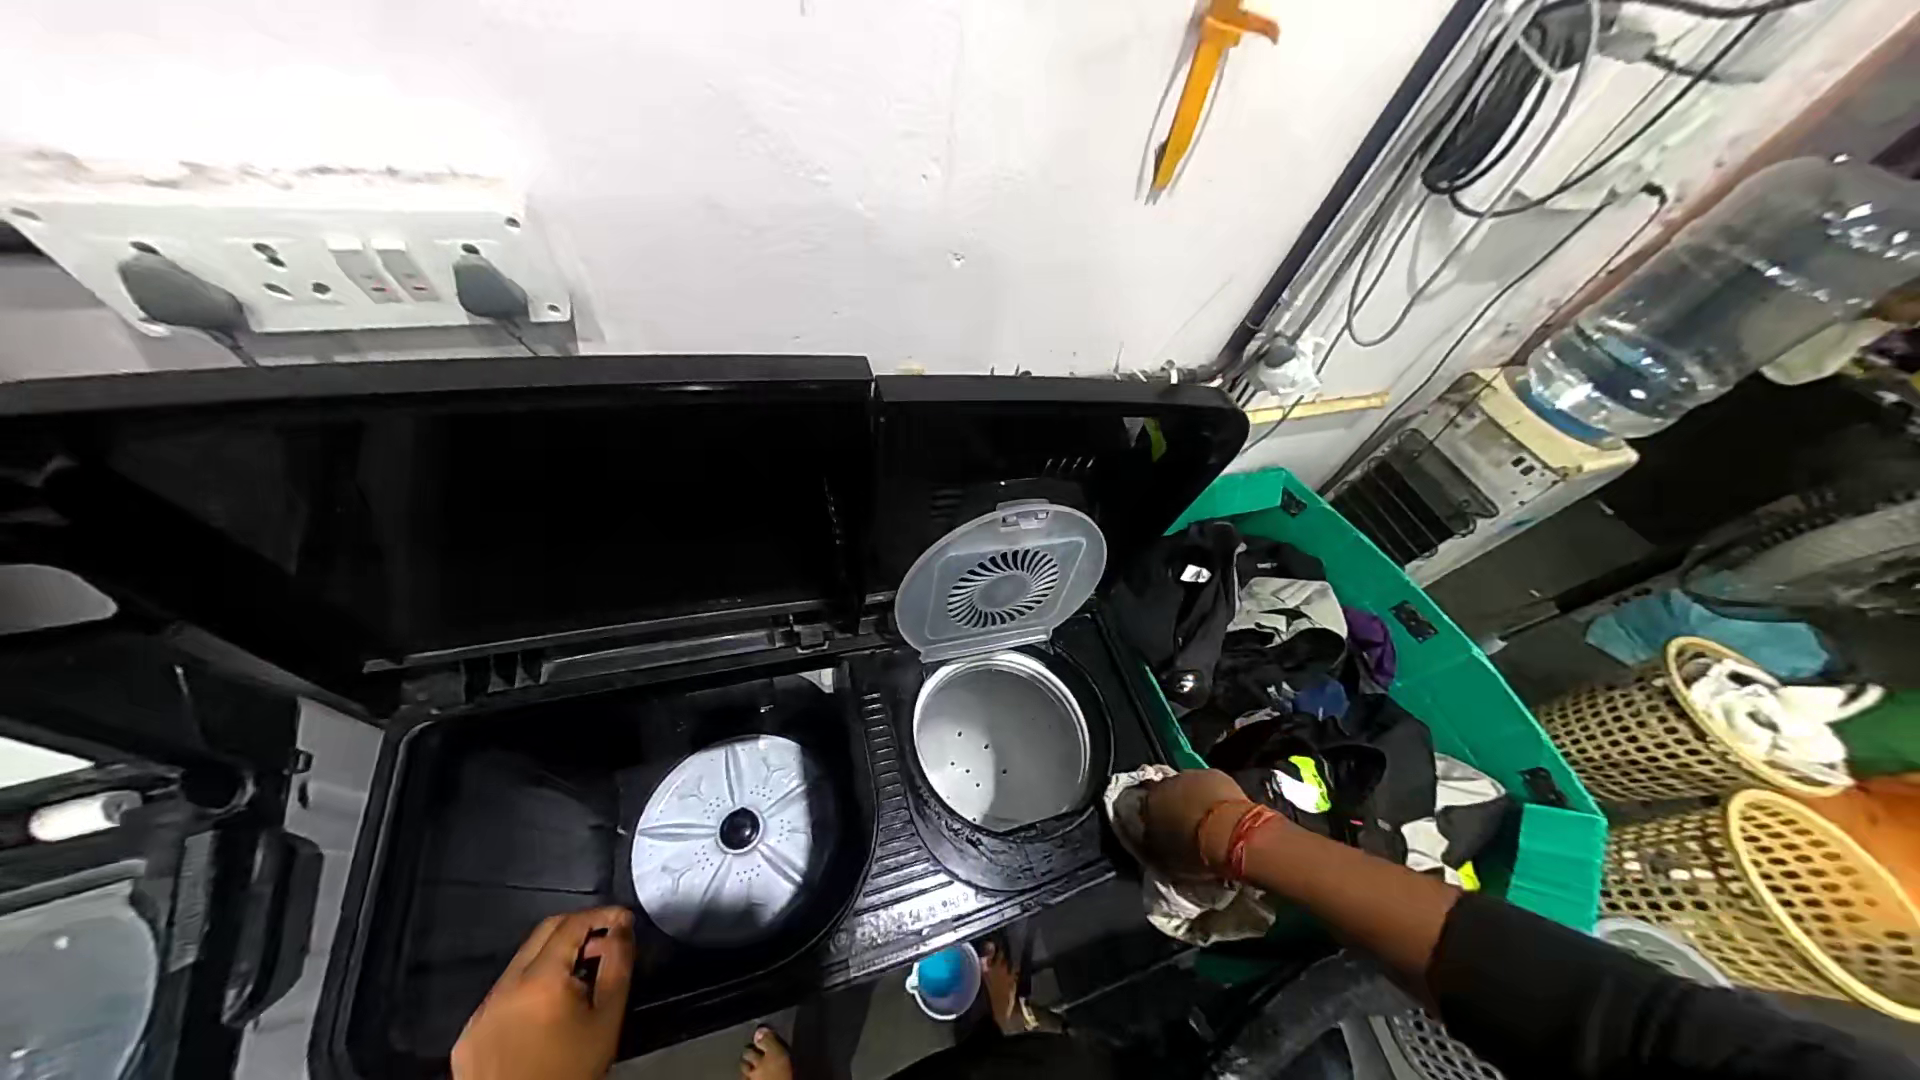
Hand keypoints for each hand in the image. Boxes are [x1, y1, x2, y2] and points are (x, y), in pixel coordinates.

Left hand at [452, 907, 636, 1079]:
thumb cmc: (572, 1072)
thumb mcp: (608, 1016)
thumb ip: (618, 962)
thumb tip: (620, 927)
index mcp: (539, 981)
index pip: (571, 925)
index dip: (602, 915)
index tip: (624, 920)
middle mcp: (503, 988)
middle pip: (543, 933)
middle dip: (578, 927)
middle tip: (605, 940)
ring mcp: (480, 1014)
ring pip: (521, 962)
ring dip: (554, 955)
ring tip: (581, 976)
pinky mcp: (467, 1037)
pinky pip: (503, 993)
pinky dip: (531, 984)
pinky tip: (548, 1009)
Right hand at [1140, 768, 1257, 878]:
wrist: (1229, 835)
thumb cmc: (1195, 853)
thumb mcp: (1167, 861)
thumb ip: (1155, 848)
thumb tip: (1153, 844)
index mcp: (1148, 804)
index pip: (1144, 808)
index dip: (1154, 820)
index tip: (1163, 832)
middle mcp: (1163, 784)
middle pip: (1165, 793)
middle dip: (1173, 806)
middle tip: (1186, 826)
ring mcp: (1188, 776)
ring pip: (1186, 786)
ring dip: (1192, 799)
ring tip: (1206, 820)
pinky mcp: (1213, 774)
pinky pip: (1208, 783)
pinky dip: (1212, 794)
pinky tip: (1222, 810)